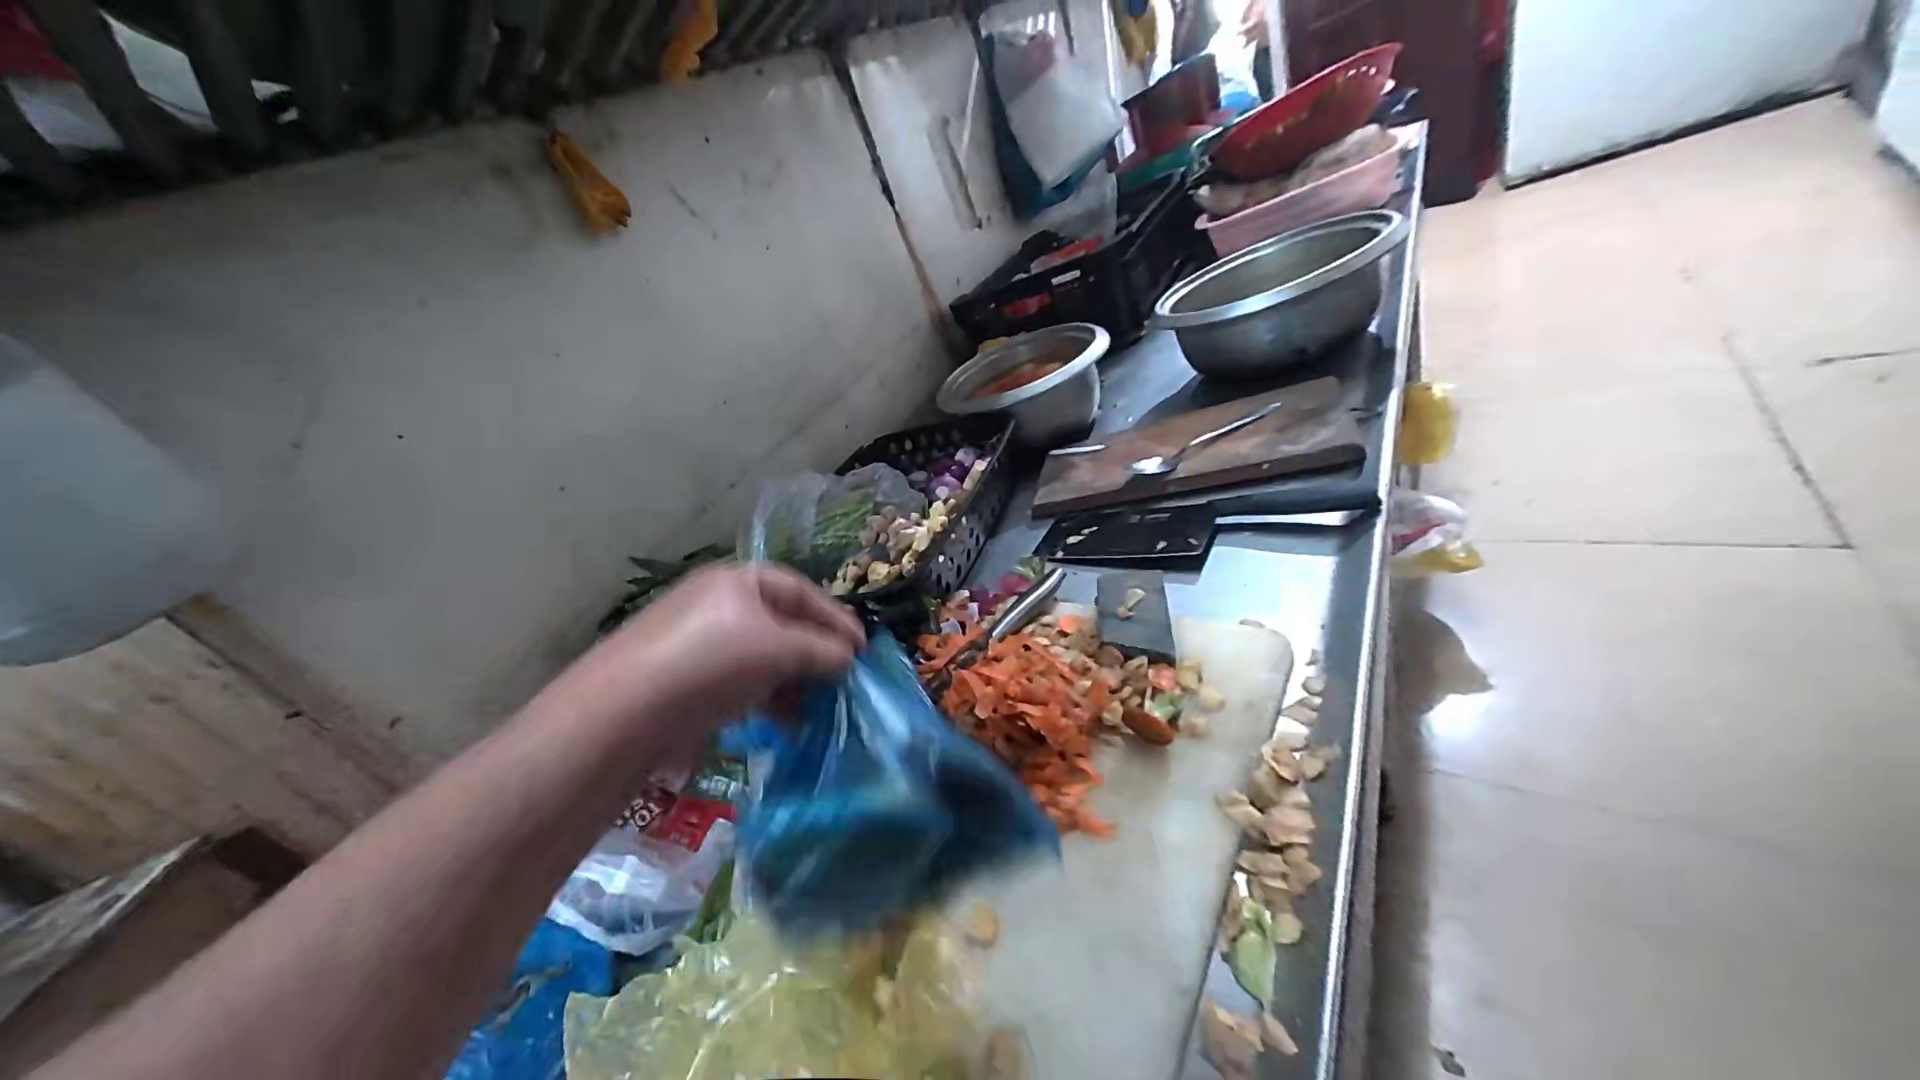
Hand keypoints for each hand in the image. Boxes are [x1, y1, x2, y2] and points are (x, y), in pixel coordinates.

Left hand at [540, 563, 864, 748]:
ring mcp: (703, 644)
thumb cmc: (712, 662)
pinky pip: (745, 681)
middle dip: (818, 651)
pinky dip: (771, 697)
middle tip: (846, 677)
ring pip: (766, 656)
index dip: (835, 617)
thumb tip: (850, 657)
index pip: (801, 590)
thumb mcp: (779, 648)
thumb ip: (822, 649)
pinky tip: (789, 722)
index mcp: (738, 581)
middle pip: (784, 623)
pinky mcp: (692, 681)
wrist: (626, 713)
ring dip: (797, 679)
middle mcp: (720, 606)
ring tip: (823, 705)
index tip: (863, 647)